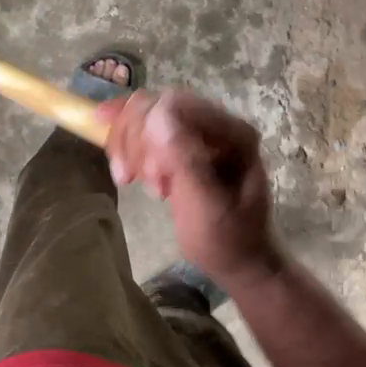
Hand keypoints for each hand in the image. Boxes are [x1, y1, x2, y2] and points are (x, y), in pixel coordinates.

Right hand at [100, 90, 283, 287]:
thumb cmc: (227, 240)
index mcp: (232, 133)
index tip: (139, 175)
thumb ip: (185, 160)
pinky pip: (147, 132)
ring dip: (128, 146)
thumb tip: (156, 116)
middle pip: (156, 107)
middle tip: (129, 180)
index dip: (144, 132)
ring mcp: (200, 134)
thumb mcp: (206, 207)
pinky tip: (126, 169)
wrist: (239, 262)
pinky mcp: (185, 147)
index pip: (174, 105)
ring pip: (146, 117)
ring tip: (130, 180)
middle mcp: (217, 124)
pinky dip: (129, 148)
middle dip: (134, 139)